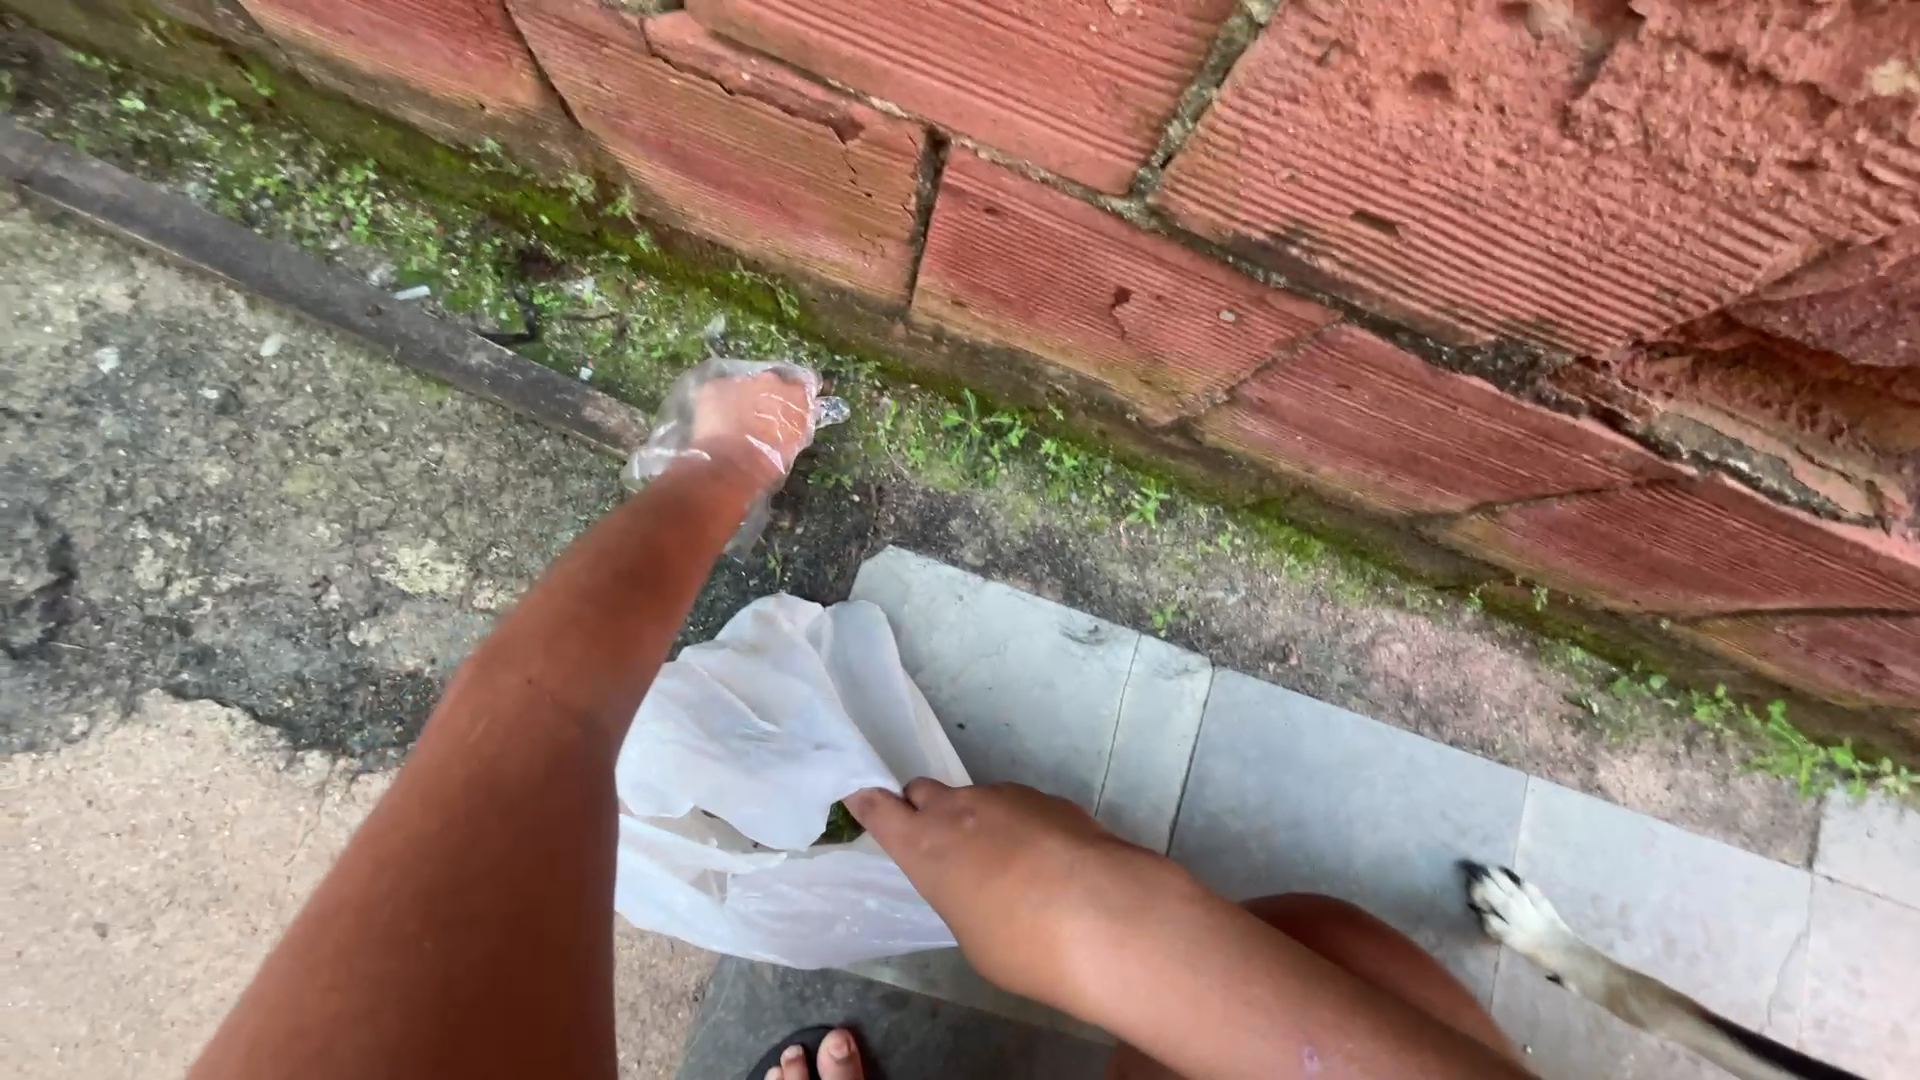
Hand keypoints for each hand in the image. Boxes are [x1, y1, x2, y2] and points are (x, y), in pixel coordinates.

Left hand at [687, 367, 818, 487]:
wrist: (733, 464)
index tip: (793, 406)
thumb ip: (796, 424)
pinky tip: (718, 421)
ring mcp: (742, 380)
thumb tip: (793, 420)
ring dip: (743, 398)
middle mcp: (771, 380)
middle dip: (768, 395)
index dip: (798, 396)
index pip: (805, 384)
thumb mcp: (795, 443)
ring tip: (736, 421)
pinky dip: (720, 401)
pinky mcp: (716, 385)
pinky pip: (720, 390)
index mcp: (797, 395)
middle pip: (772, 381)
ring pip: (744, 384)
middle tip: (762, 416)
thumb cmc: (770, 461)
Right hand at [846, 780, 1202, 1012]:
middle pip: (924, 791)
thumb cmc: (1021, 943)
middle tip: (942, 842)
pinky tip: (1049, 862)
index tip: (862, 797)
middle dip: (924, 809)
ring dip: (980, 821)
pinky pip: (1019, 806)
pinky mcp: (1047, 797)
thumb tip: (978, 880)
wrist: (1103, 912)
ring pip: (977, 800)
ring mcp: (1006, 796)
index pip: (879, 807)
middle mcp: (959, 810)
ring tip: (1010, 866)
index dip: (868, 802)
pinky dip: (1021, 826)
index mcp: (925, 845)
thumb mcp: (971, 933)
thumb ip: (960, 892)